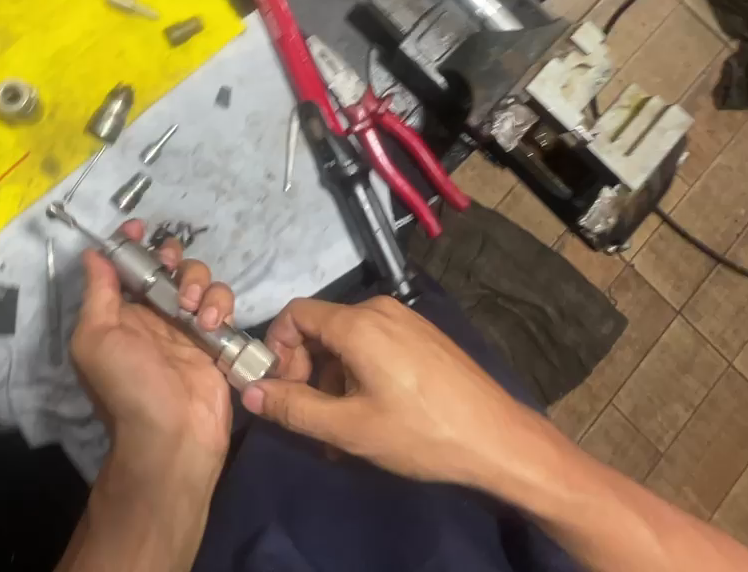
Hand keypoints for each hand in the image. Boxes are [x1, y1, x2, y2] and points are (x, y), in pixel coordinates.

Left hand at [70, 220, 237, 479]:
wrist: (171, 437)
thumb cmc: (127, 386)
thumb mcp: (96, 339)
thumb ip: (98, 293)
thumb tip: (92, 253)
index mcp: (122, 313)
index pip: (128, 266)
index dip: (133, 242)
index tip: (139, 227)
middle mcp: (154, 314)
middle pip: (169, 263)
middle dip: (172, 256)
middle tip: (170, 266)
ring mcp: (187, 325)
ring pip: (199, 278)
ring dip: (196, 283)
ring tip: (190, 311)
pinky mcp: (216, 338)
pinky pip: (222, 303)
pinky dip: (218, 305)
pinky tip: (210, 326)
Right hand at [240, 296, 538, 490]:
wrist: (498, 439)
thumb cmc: (419, 432)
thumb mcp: (349, 429)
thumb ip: (294, 407)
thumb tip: (248, 391)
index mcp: (357, 323)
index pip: (295, 314)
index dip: (278, 349)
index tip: (283, 389)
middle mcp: (378, 309)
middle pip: (321, 326)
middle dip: (306, 368)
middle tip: (312, 415)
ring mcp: (404, 319)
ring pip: (347, 339)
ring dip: (333, 376)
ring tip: (343, 426)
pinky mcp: (422, 334)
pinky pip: (374, 342)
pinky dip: (359, 371)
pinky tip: (372, 412)